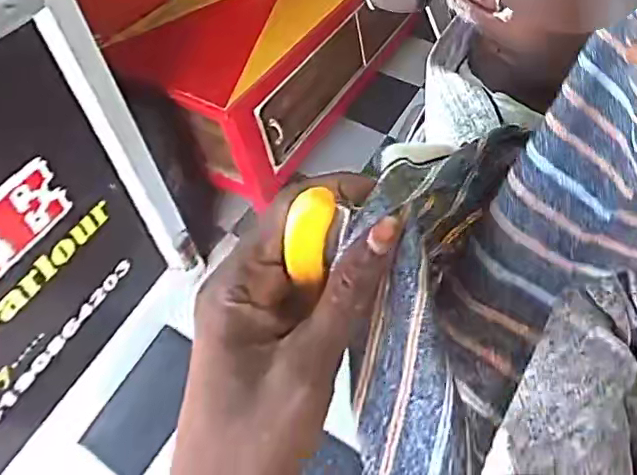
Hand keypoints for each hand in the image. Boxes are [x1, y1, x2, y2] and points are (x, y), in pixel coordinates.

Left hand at [173, 175, 400, 474]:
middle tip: (400, 236)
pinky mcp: (275, 325)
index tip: (388, 200)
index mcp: (237, 281)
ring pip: (314, 258)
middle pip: (304, 230)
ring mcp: (259, 304)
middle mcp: (245, 281)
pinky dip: (344, 288)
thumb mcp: (307, 363)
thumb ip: (348, 292)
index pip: (290, 208)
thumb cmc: (253, 443)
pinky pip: (315, 288)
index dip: (339, 194)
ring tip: (395, 261)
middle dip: (352, 229)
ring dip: (351, 260)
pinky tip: (373, 293)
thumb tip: (387, 226)